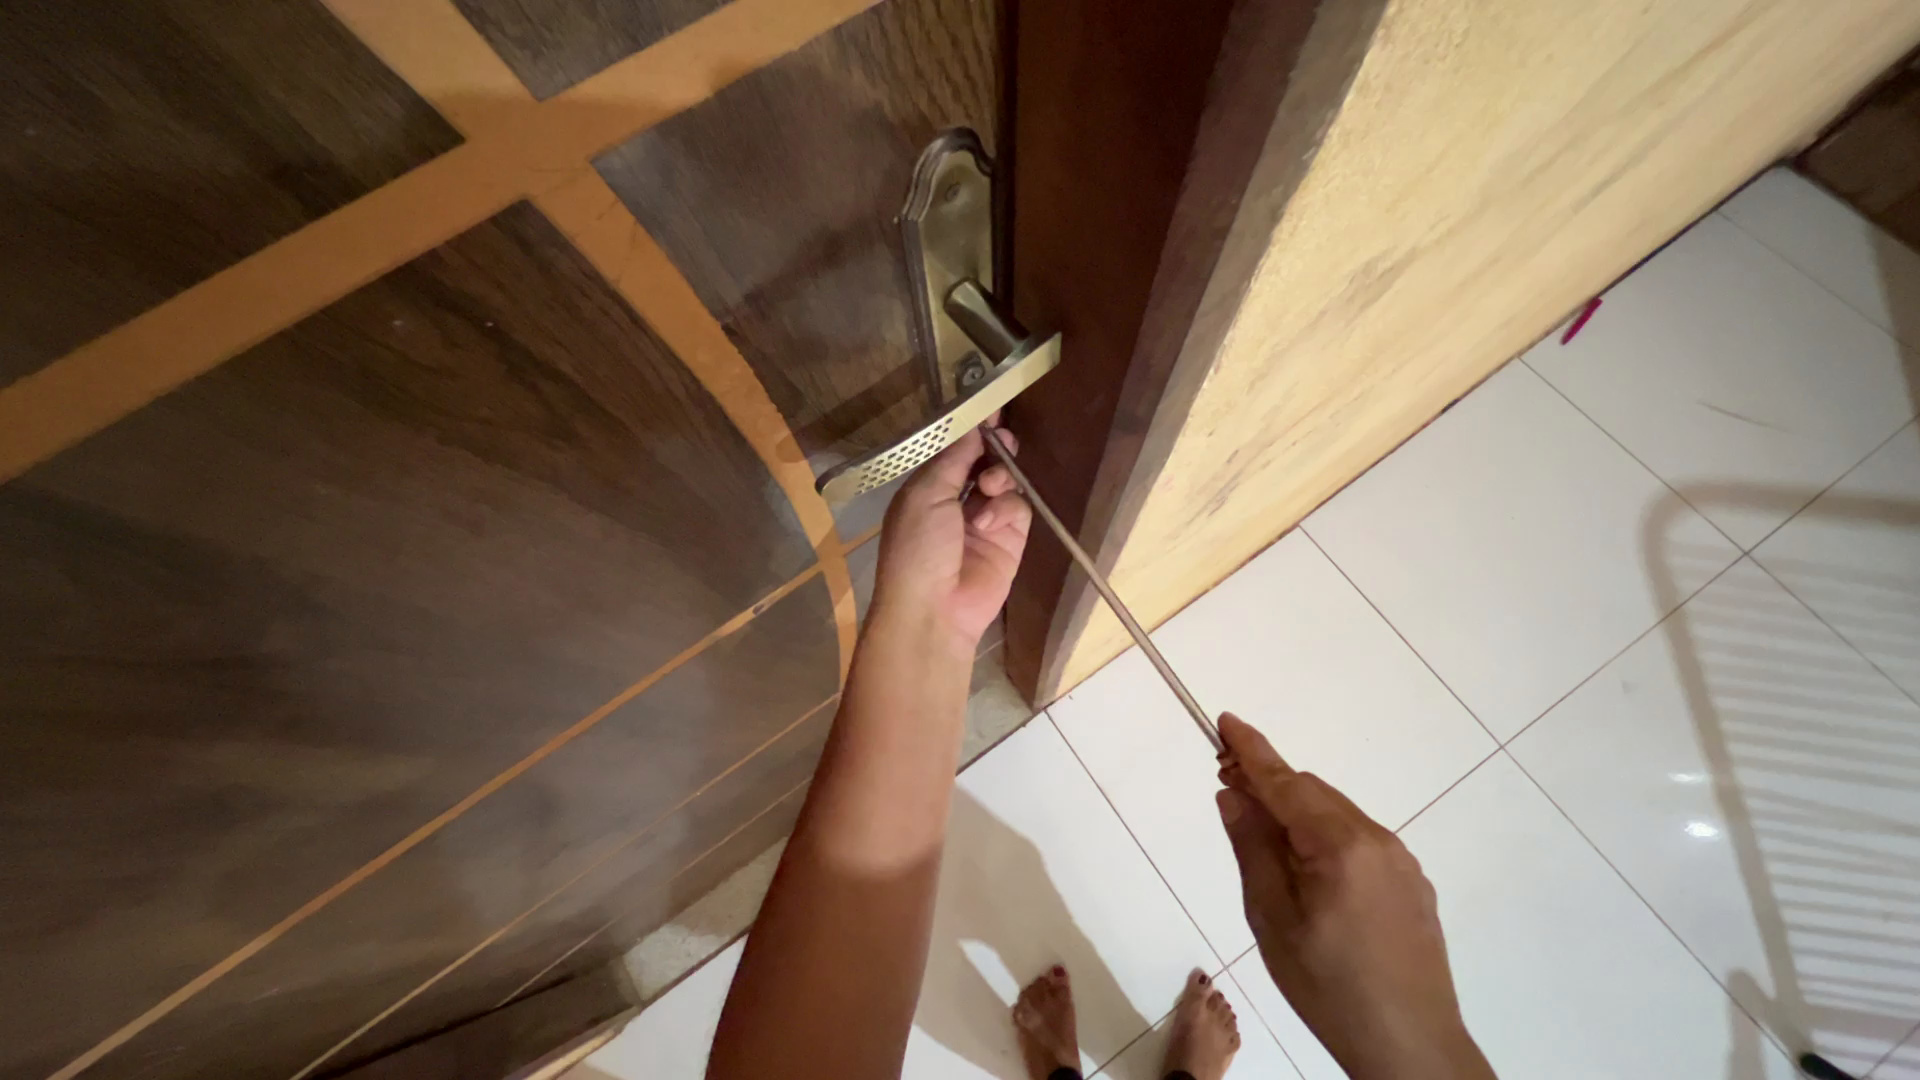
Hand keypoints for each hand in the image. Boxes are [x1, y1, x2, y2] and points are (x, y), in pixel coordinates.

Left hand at [869, 421, 1031, 647]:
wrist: (934, 609)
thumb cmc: (917, 547)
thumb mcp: (926, 494)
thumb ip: (953, 458)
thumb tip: (973, 426)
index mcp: (927, 488)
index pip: (954, 451)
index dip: (972, 431)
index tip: (992, 408)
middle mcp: (956, 501)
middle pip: (985, 463)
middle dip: (995, 449)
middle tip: (1002, 440)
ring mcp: (985, 521)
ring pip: (1006, 482)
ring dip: (1000, 477)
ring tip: (992, 487)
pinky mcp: (1010, 540)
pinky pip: (1018, 509)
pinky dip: (1006, 509)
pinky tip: (989, 523)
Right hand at [1214, 714, 1494, 1079]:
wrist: (1413, 1051)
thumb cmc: (1328, 987)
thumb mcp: (1272, 918)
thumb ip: (1252, 848)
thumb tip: (1232, 795)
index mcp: (1339, 845)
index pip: (1284, 781)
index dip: (1250, 750)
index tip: (1224, 720)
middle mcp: (1376, 839)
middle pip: (1309, 791)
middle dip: (1266, 781)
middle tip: (1225, 788)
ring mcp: (1400, 861)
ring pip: (1333, 811)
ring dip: (1293, 808)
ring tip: (1259, 830)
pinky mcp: (1411, 883)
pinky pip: (1356, 837)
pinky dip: (1322, 831)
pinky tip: (1304, 864)